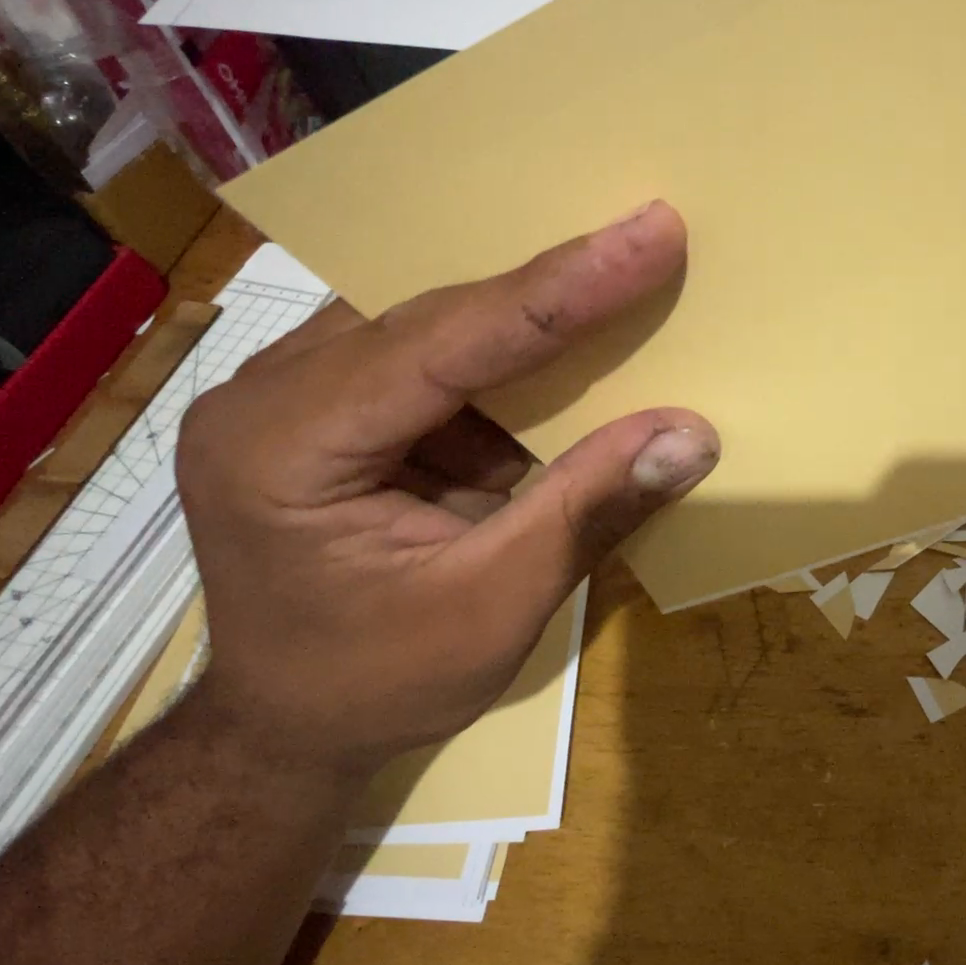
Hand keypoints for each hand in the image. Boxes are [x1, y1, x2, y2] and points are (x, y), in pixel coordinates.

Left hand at [176, 201, 718, 774]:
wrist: (290, 730)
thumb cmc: (379, 683)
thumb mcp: (493, 608)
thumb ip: (587, 510)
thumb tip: (692, 434)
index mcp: (284, 445)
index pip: (443, 341)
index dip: (560, 290)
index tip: (650, 234)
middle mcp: (274, 395)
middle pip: (437, 316)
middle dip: (553, 288)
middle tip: (651, 240)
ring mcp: (300, 398)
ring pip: (438, 325)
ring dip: (535, 318)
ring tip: (627, 284)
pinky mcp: (341, 413)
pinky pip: (440, 361)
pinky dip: (515, 362)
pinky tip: (575, 353)